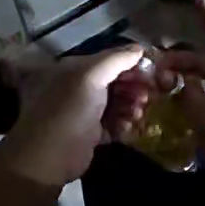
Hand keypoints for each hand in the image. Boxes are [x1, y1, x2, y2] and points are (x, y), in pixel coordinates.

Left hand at [0, 44, 149, 187]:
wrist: (50, 157)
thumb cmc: (70, 110)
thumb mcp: (91, 77)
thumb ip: (116, 60)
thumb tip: (140, 48)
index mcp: (75, 69)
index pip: (109, 60)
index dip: (132, 64)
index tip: (154, 72)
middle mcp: (79, 87)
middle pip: (115, 82)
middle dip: (135, 87)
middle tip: (150, 96)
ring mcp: (85, 111)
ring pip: (117, 103)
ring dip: (131, 106)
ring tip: (139, 113)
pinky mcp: (90, 133)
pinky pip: (113, 123)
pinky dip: (123, 124)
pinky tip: (129, 127)